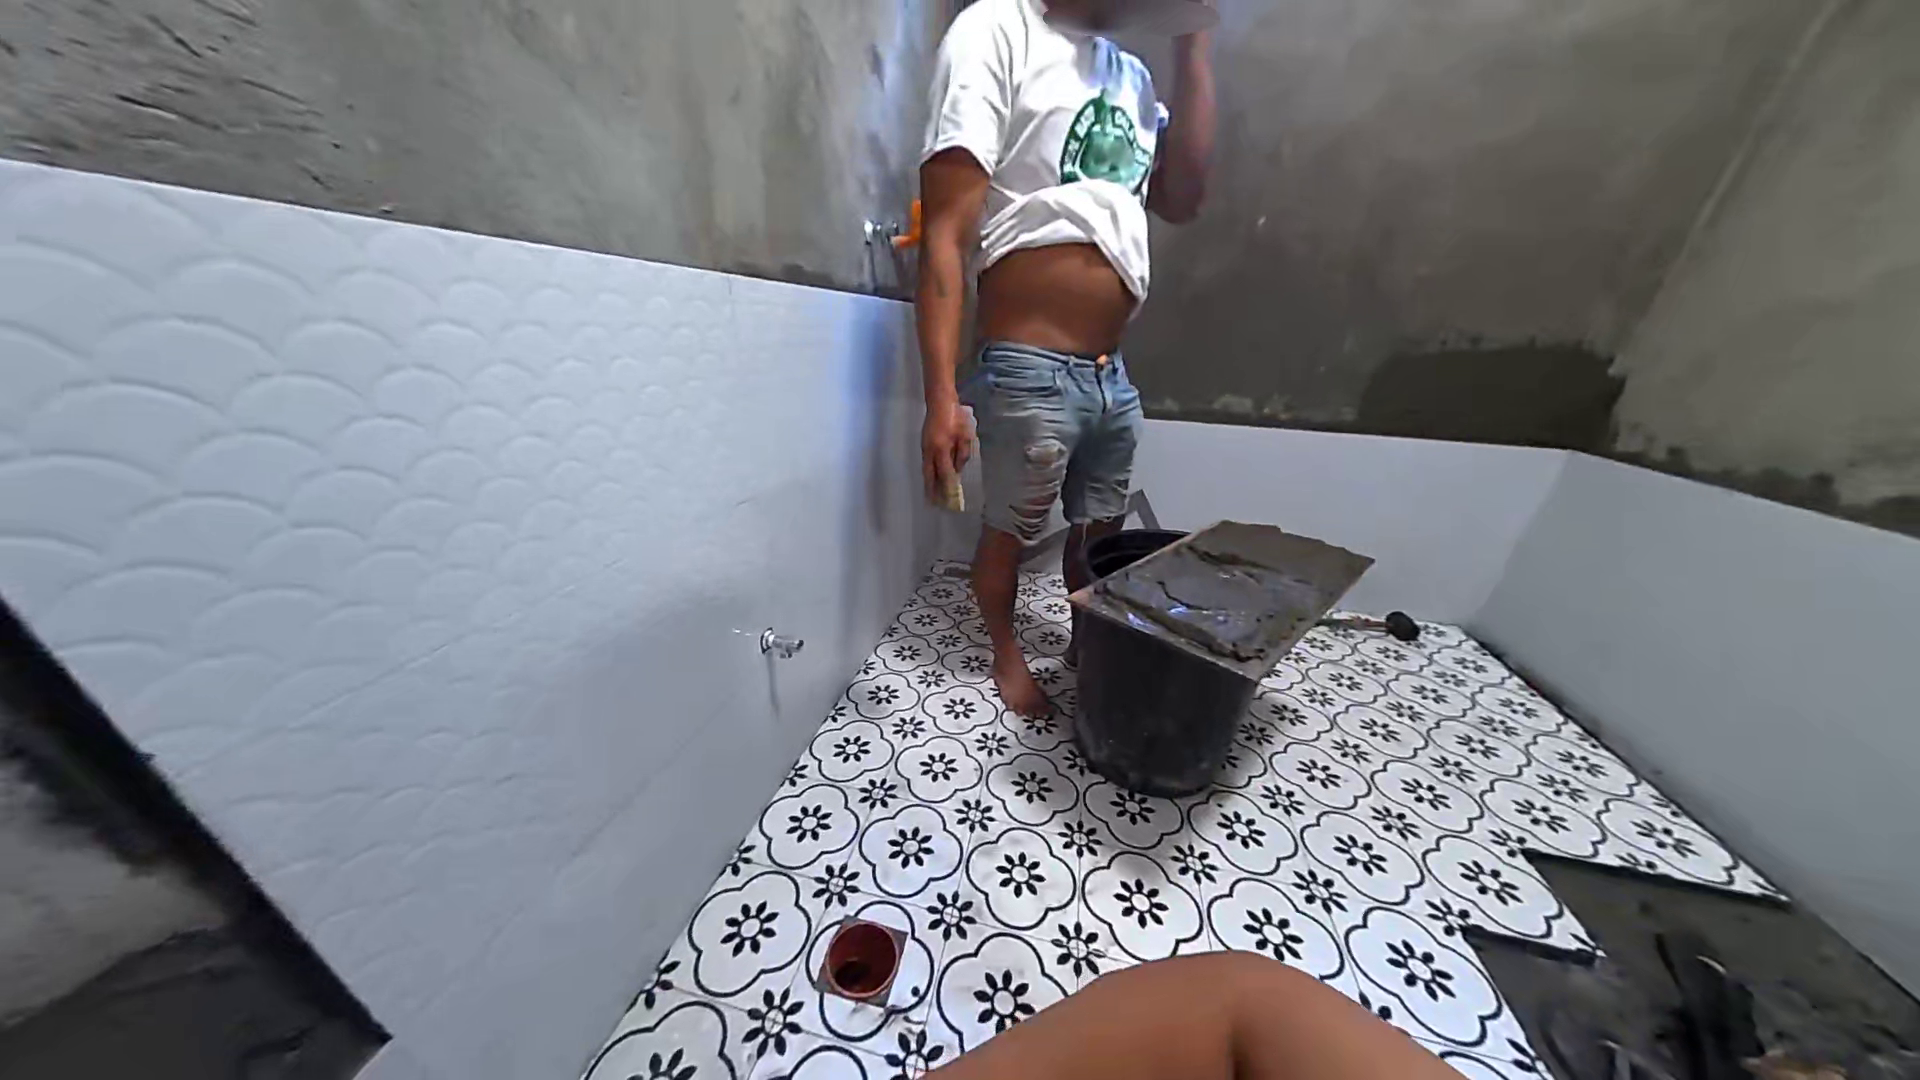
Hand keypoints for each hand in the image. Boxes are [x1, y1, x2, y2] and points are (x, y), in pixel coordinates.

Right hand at [921, 401, 973, 506]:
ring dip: (929, 483)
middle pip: (930, 475)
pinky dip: (928, 473)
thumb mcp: (965, 436)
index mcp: (941, 450)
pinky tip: (931, 477)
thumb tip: (957, 470)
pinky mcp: (924, 444)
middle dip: (932, 490)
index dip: (946, 487)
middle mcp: (930, 452)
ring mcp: (925, 448)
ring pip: (926, 470)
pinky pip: (926, 463)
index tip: (948, 500)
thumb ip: (962, 454)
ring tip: (931, 495)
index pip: (944, 474)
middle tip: (934, 503)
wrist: (940, 401)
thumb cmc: (956, 418)